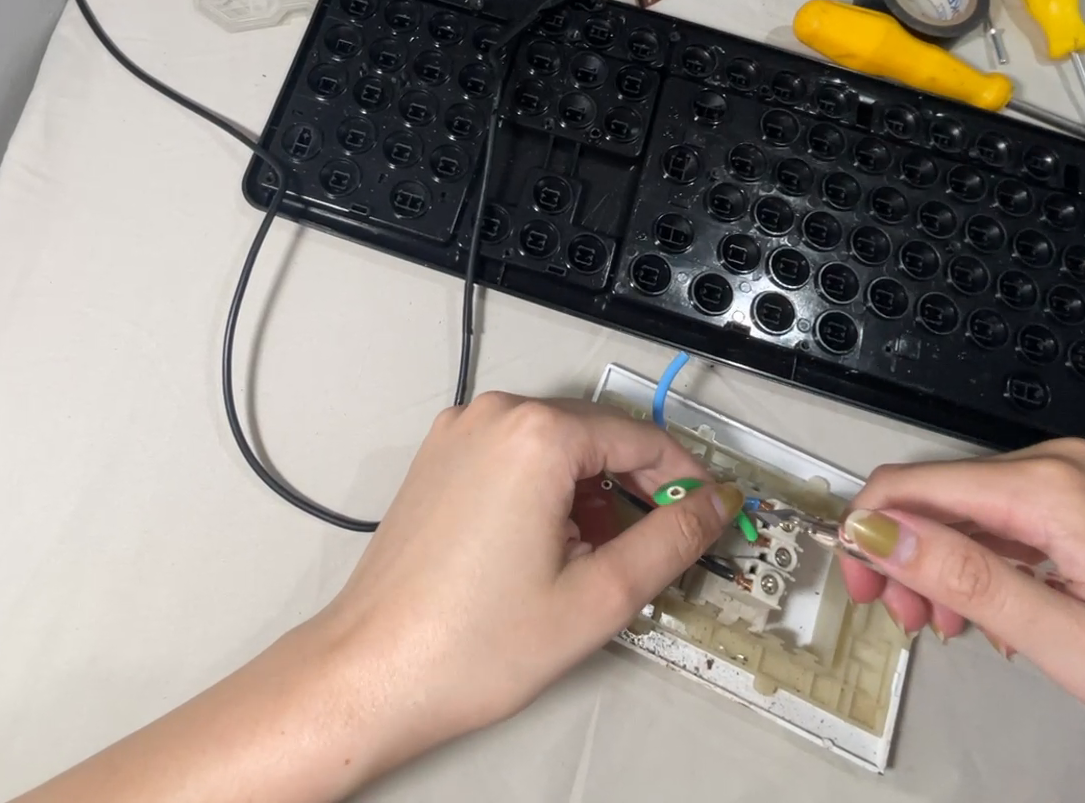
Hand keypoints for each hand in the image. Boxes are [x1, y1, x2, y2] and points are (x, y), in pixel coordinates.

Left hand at [308, 393, 742, 774]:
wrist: (374, 669)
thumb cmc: (467, 642)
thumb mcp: (598, 596)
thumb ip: (669, 540)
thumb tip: (710, 507)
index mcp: (533, 435)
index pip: (640, 436)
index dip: (683, 479)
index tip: (704, 513)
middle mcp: (492, 417)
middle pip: (595, 434)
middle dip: (634, 487)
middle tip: (656, 545)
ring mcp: (458, 433)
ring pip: (554, 443)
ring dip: (589, 489)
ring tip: (595, 556)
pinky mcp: (440, 456)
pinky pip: (514, 452)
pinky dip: (545, 486)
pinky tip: (549, 541)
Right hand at [837, 437, 1084, 802]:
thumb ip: (970, 582)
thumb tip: (871, 533)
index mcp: (1055, 489)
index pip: (912, 486)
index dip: (868, 534)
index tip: (863, 594)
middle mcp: (1064, 466)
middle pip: (938, 495)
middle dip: (905, 556)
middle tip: (911, 625)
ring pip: (969, 508)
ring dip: (941, 564)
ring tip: (956, 629)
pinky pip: (1010, 519)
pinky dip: (984, 563)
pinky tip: (1001, 614)